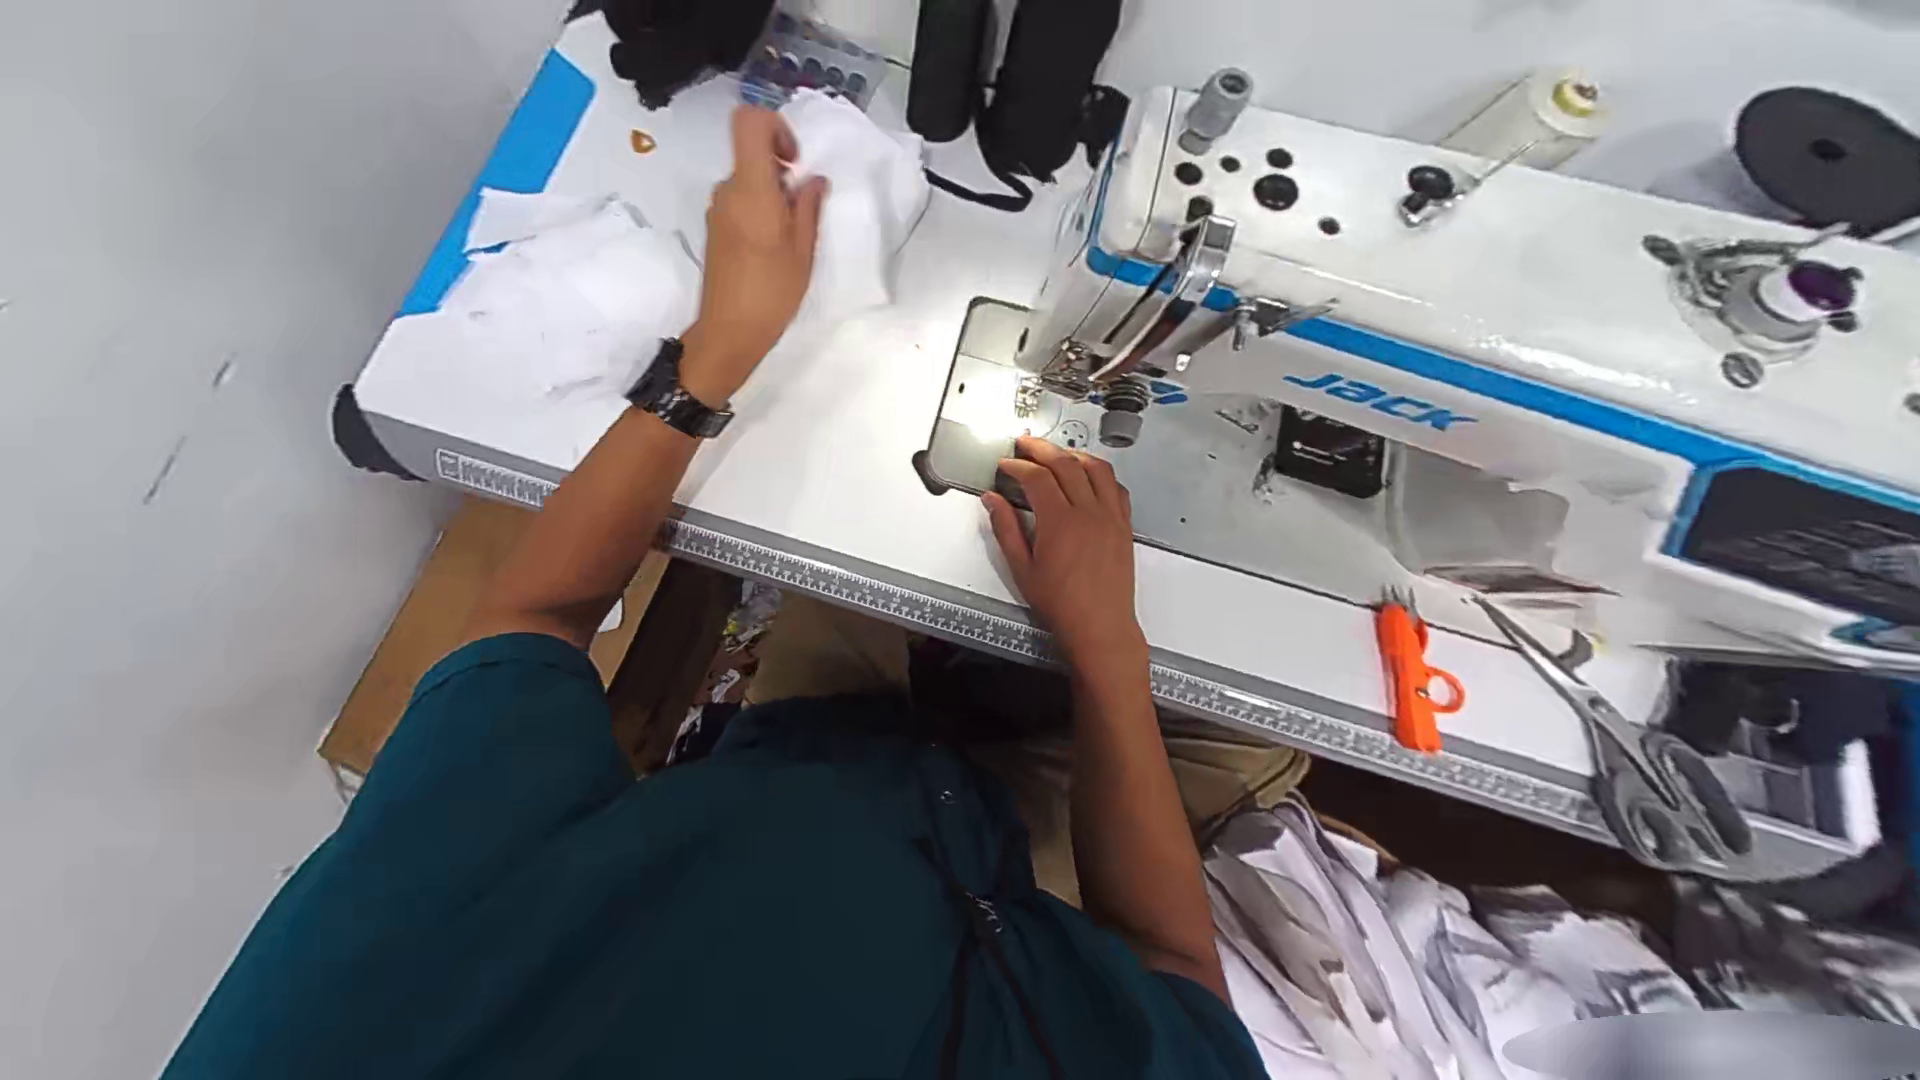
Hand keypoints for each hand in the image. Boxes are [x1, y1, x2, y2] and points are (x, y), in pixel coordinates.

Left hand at [679, 107, 828, 406]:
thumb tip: (814, 179)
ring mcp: (717, 210)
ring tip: (790, 240)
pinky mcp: (715, 230)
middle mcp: (727, 191)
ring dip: (771, 198)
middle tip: (801, 214)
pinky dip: (759, 214)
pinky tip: (772, 251)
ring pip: (747, 183)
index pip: (749, 121)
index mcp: (750, 189)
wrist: (729, 332)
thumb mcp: (803, 252)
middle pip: (751, 155)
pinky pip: (740, 205)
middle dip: (781, 174)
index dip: (775, 127)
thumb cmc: (772, 293)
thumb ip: (808, 208)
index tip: (794, 163)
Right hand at [983, 436, 1149, 676]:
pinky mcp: (1124, 525)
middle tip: (1025, 444)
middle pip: (1066, 463)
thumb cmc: (1060, 603)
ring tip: (1056, 453)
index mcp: (1059, 522)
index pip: (1037, 477)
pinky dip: (1101, 474)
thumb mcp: (1022, 568)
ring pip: (1096, 468)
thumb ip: (1005, 529)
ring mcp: (1111, 516)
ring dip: (1074, 454)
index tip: (1005, 465)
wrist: (1100, 626)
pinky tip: (1090, 476)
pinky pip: (1116, 487)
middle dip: (1042, 449)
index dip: (1017, 465)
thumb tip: (992, 500)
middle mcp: (1088, 512)